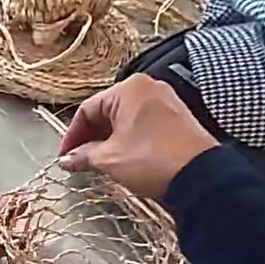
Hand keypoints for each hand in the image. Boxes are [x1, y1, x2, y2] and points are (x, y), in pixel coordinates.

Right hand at [57, 74, 217, 198]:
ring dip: (109, 140)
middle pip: (107, 111)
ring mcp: (165, 101)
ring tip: (99, 163)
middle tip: (80, 161)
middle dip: (91, 138)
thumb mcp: (110, 159)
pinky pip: (143, 125)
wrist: (199, 176)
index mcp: (128, 88)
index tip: (65, 157)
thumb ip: (84, 156)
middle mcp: (148, 87)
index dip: (72, 136)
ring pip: (126, 119)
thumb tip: (67, 160)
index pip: (87, 109)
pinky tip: (123, 159)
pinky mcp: (177, 118)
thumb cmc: (150, 160)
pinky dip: (129, 140)